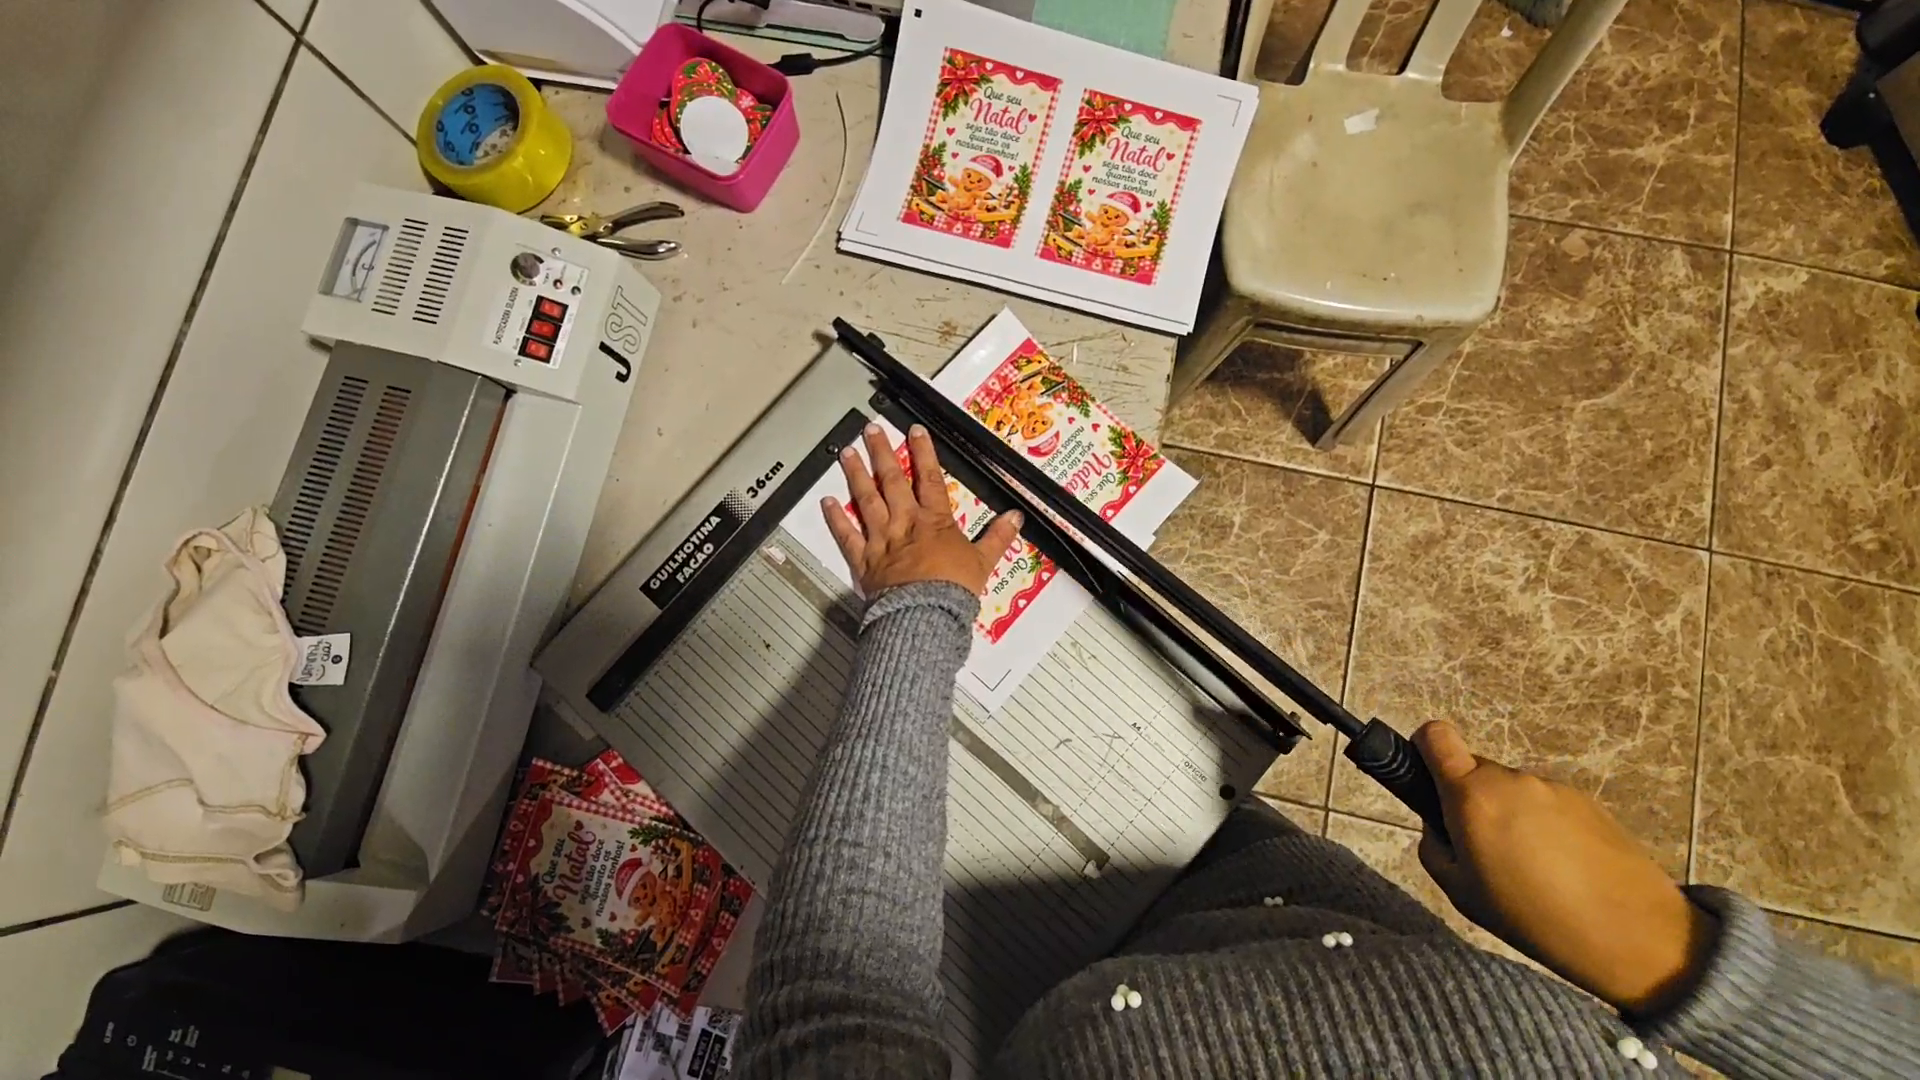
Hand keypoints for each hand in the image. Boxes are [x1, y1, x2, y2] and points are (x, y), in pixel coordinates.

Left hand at [822, 423, 1022, 597]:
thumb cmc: (952, 591)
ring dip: (856, 475)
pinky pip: (847, 536)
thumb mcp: (983, 562)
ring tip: (847, 453)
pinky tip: (826, 502)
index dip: (923, 452)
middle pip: (892, 481)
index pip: (929, 478)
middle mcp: (905, 524)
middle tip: (871, 430)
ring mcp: (882, 540)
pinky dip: (836, 519)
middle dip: (882, 452)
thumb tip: (1016, 519)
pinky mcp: (865, 561)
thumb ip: (998, 537)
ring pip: (866, 500)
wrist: (925, 616)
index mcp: (935, 522)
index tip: (915, 431)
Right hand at [1413, 721, 1717, 1015]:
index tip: (1428, 779)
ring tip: (1533, 869)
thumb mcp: (1459, 891)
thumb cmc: (1532, 916)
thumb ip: (1434, 845)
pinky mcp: (1591, 804)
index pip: (1435, 735)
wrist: (1638, 940)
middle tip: (1485, 851)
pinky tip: (1565, 871)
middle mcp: (1511, 780)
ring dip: (1511, 817)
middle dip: (1471, 801)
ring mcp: (1555, 789)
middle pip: (1475, 772)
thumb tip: (1441, 824)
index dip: (1423, 748)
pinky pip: (1549, 807)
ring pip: (1513, 793)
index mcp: (1471, 794)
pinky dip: (1546, 829)